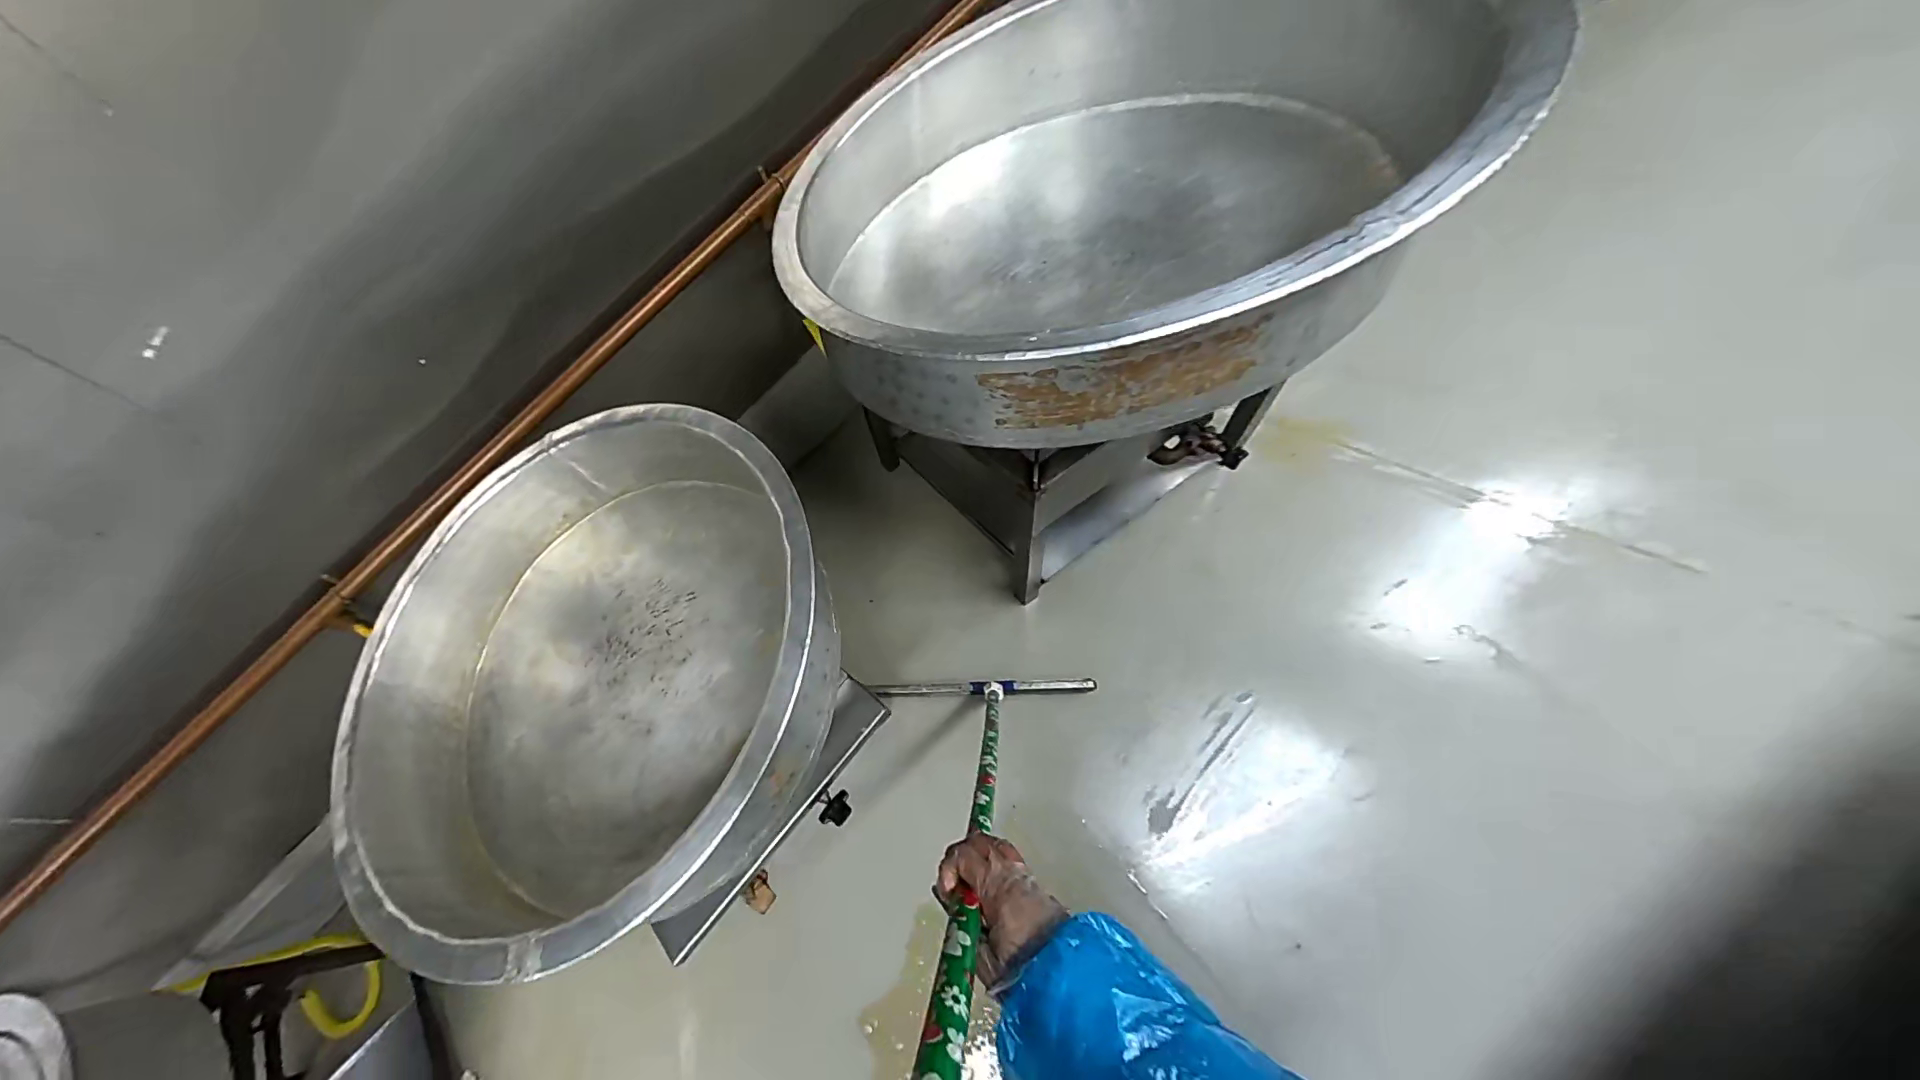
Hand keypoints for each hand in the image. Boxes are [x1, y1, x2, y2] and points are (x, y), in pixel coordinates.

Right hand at [935, 833, 1069, 988]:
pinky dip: (994, 862)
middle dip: (960, 857)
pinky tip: (990, 886)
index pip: (962, 854)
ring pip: (996, 845)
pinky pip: (1009, 857)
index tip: (948, 894)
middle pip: (979, 841)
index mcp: (994, 885)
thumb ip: (962, 921)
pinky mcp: (1035, 882)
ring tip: (971, 885)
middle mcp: (1010, 871)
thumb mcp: (979, 951)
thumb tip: (953, 903)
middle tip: (955, 885)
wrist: (1062, 973)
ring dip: (979, 857)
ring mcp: (1025, 873)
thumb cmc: (1019, 967)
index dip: (948, 869)